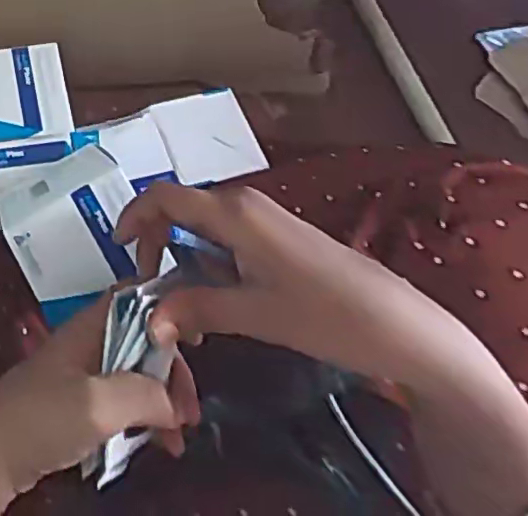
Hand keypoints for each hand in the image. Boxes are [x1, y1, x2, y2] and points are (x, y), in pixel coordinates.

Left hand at [0, 291, 200, 513]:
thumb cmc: (41, 418)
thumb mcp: (97, 403)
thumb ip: (141, 392)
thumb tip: (171, 401)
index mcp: (88, 329)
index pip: (131, 299)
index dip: (165, 308)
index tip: (197, 336)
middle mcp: (85, 344)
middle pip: (140, 341)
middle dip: (170, 370)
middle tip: (190, 412)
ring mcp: (79, 374)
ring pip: (133, 375)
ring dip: (161, 400)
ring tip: (178, 438)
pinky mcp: (76, 405)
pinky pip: (120, 402)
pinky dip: (143, 419)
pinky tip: (157, 445)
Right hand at [115, 183, 527, 515]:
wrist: (408, 330)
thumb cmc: (331, 314)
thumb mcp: (256, 315)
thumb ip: (195, 310)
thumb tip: (148, 320)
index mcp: (233, 211)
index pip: (163, 197)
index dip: (132, 217)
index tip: (119, 249)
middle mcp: (243, 202)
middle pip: (178, 207)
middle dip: (154, 241)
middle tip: (150, 284)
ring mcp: (262, 216)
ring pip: (200, 223)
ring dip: (181, 254)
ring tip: (183, 300)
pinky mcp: (276, 234)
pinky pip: (224, 234)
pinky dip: (207, 259)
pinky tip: (218, 295)